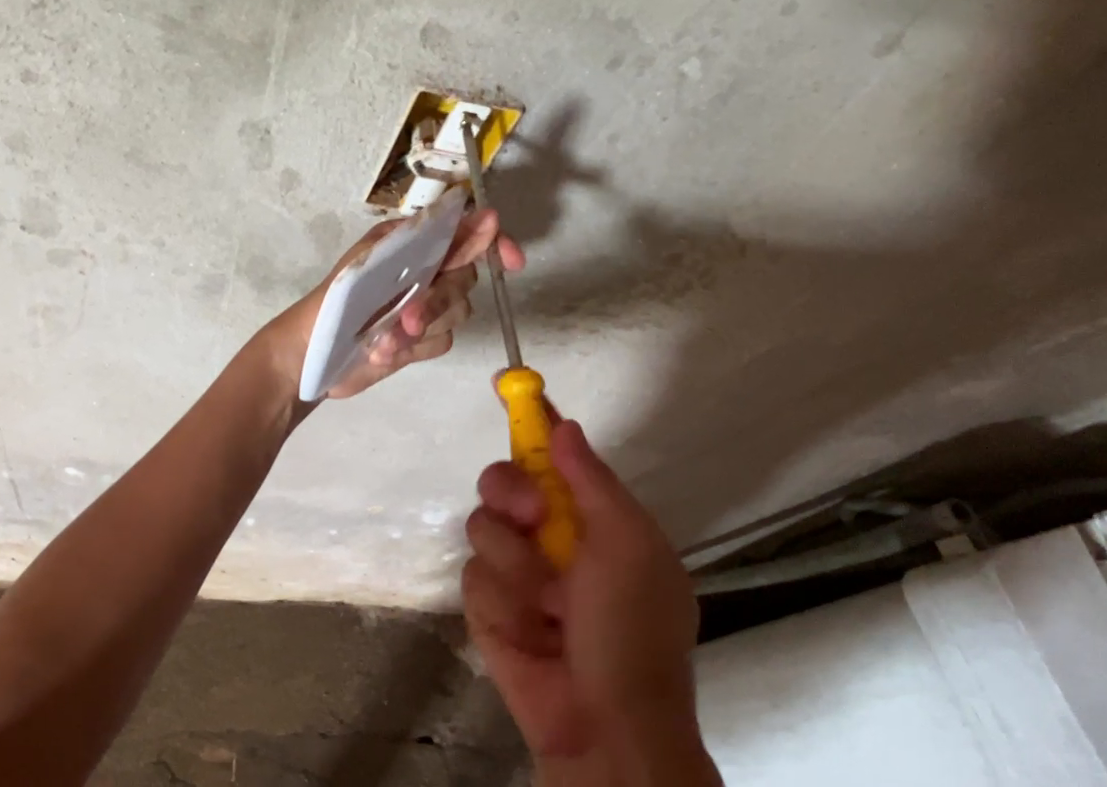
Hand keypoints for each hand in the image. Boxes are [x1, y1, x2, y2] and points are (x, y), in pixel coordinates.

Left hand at [264, 208, 523, 399]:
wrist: (309, 356)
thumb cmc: (332, 300)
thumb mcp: (374, 263)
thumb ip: (427, 241)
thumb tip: (483, 216)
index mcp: (411, 243)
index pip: (466, 232)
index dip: (493, 242)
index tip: (510, 262)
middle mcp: (424, 270)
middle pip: (466, 277)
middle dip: (438, 301)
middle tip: (408, 319)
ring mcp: (424, 306)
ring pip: (458, 312)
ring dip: (420, 330)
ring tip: (382, 341)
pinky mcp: (421, 340)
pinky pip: (443, 341)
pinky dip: (415, 349)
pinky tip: (385, 351)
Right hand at [462, 420, 718, 785]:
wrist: (604, 723)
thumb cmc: (633, 629)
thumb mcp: (629, 547)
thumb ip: (592, 482)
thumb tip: (564, 424)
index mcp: (594, 515)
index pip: (557, 452)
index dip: (533, 418)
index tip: (508, 383)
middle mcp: (552, 533)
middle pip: (504, 477)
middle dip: (511, 491)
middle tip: (532, 515)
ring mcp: (517, 569)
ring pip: (483, 524)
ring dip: (516, 563)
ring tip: (548, 602)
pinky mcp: (488, 604)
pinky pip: (473, 574)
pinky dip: (501, 601)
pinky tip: (530, 628)